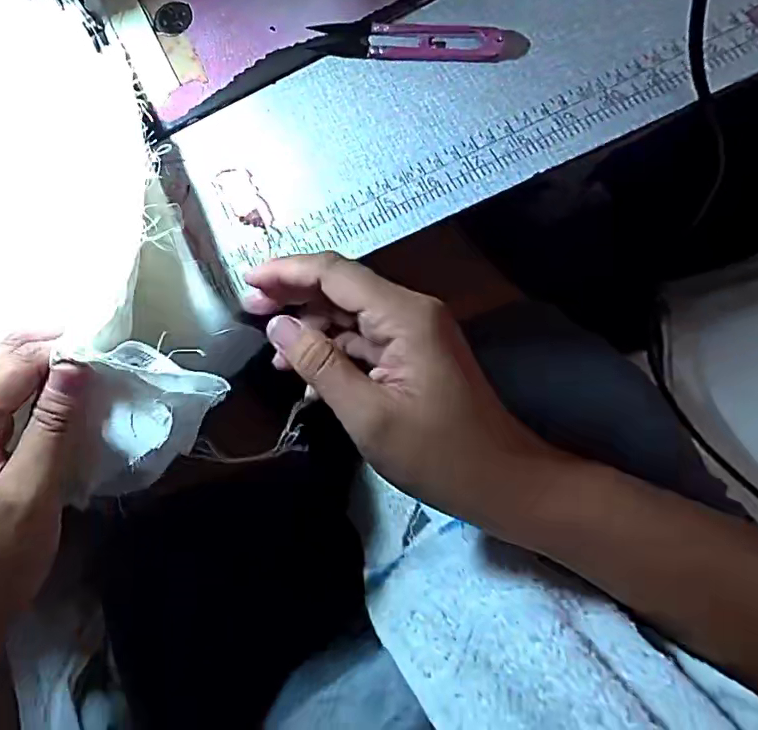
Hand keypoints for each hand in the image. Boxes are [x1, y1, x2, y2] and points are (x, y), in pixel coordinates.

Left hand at [0, 332, 90, 725]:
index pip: (9, 366)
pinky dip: (36, 385)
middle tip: (102, 355)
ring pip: (4, 371)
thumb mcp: (29, 500)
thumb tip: (76, 363)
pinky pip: (3, 393)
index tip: (104, 351)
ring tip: (90, 367)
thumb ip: (51, 427)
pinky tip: (64, 390)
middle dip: (52, 351)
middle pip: (2, 360)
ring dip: (47, 365)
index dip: (57, 352)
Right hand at [243, 252, 569, 532]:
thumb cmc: (441, 455)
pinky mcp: (409, 352)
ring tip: (271, 348)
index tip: (247, 281)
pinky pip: (359, 337)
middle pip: (338, 285)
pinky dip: (328, 348)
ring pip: (345, 311)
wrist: (509, 486)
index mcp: (402, 315)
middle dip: (291, 294)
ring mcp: (410, 330)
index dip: (286, 271)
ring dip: (307, 325)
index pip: (333, 272)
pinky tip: (303, 373)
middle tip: (248, 307)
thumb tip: (276, 325)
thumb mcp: (368, 415)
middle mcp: (407, 310)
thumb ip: (319, 363)